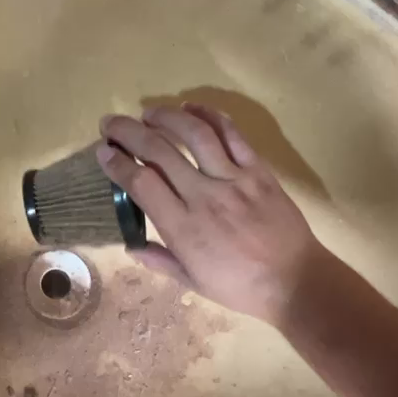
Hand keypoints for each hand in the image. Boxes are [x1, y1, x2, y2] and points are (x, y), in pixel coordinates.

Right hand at [96, 104, 331, 324]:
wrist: (295, 281)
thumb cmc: (241, 288)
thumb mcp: (194, 283)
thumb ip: (162, 261)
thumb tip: (132, 246)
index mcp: (183, 228)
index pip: (141, 184)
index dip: (117, 163)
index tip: (103, 151)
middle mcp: (204, 197)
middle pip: (159, 151)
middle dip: (128, 132)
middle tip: (111, 123)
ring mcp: (233, 180)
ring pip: (194, 134)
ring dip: (166, 117)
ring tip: (148, 112)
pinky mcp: (258, 170)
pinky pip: (231, 134)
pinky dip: (208, 116)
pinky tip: (191, 108)